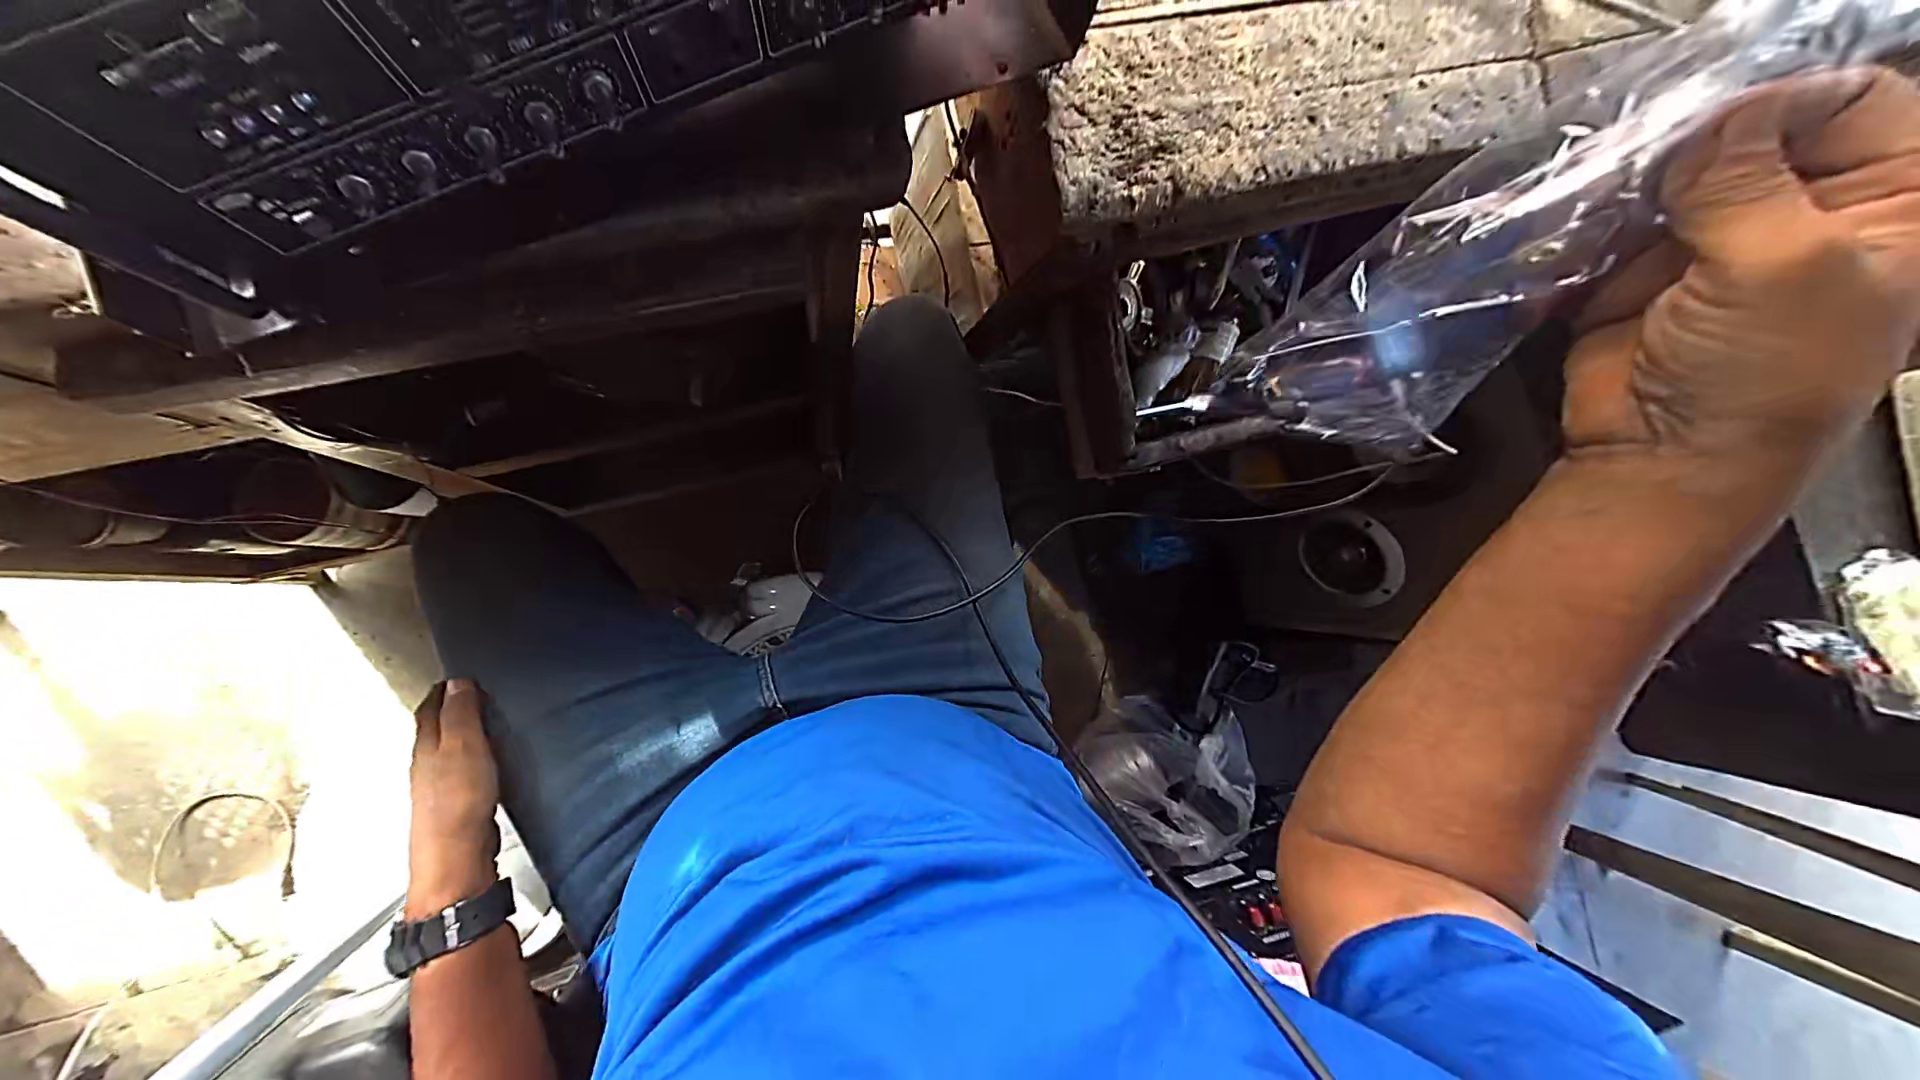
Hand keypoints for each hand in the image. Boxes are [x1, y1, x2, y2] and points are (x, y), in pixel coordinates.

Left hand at [408, 679, 500, 915]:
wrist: (457, 854)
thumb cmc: (458, 801)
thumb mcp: (464, 747)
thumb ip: (461, 715)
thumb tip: (457, 683)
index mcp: (426, 747)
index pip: (430, 710)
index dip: (443, 692)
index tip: (457, 679)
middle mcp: (427, 765)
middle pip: (435, 729)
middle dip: (450, 710)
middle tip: (469, 694)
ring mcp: (439, 786)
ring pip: (447, 750)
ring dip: (461, 734)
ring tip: (481, 723)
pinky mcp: (457, 802)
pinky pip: (462, 769)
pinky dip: (472, 756)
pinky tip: (487, 760)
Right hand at [1564, 67, 1919, 479]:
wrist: (1661, 452)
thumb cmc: (1756, 373)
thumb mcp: (1781, 265)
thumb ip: (1747, 186)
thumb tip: (1711, 125)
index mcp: (1881, 199)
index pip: (1850, 102)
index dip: (1779, 107)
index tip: (1709, 131)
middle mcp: (1791, 214)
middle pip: (1742, 140)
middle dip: (1684, 148)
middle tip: (1632, 162)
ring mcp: (1702, 248)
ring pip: (1664, 186)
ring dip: (1622, 192)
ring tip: (1584, 201)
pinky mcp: (1630, 281)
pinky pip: (1605, 236)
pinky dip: (1580, 234)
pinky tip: (1562, 238)